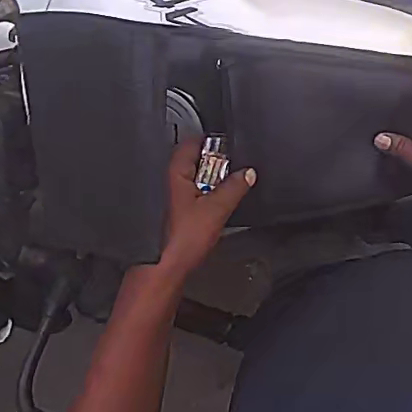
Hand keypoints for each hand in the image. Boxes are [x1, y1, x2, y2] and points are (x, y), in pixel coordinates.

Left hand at [149, 137, 253, 282]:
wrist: (163, 269)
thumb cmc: (179, 241)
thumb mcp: (217, 209)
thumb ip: (234, 187)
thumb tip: (248, 173)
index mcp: (174, 172)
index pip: (192, 142)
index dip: (212, 142)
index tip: (230, 148)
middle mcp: (167, 181)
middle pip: (195, 161)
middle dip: (215, 166)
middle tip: (231, 176)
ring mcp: (168, 197)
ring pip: (194, 180)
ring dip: (211, 185)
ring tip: (222, 197)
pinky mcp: (171, 212)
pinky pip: (191, 196)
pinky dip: (204, 199)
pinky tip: (211, 213)